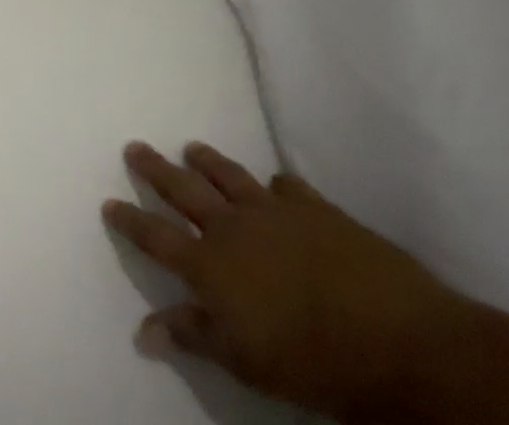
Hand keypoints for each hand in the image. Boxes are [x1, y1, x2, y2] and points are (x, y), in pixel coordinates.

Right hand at [103, 141, 473, 421]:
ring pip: (231, 177)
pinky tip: (275, 181)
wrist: (399, 341)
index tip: (109, 202)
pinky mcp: (320, 210)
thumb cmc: (311, 360)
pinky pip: (289, 187)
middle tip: (135, 147)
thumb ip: (194, 335)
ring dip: (207, 162)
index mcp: (210, 265)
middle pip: (184, 191)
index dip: (130, 220)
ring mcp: (277, 213)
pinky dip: (277, 183)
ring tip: (191, 147)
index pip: (156, 236)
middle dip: (156, 170)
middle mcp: (234, 228)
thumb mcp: (244, 360)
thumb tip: (144, 330)